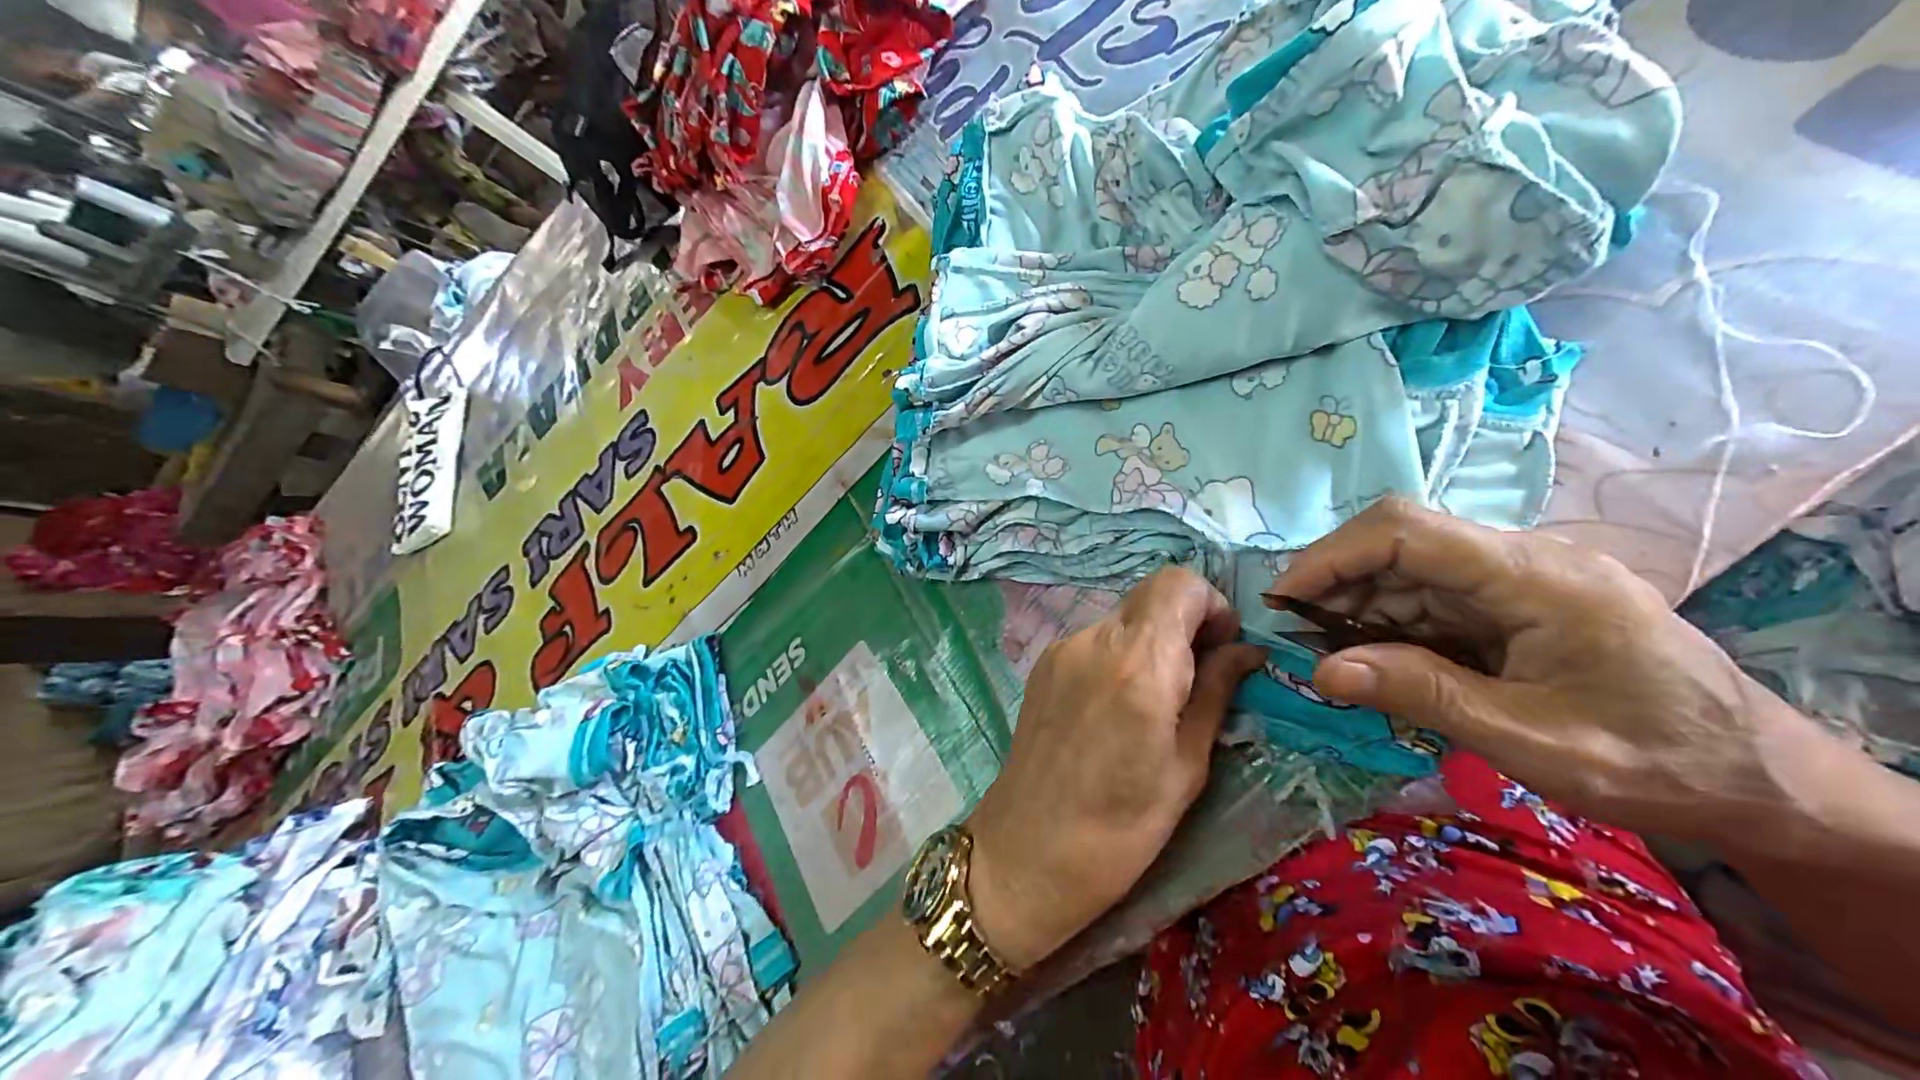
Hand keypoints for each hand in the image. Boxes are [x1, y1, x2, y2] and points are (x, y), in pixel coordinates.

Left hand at [964, 568, 1263, 970]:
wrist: (1026, 853)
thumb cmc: (1121, 828)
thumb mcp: (1187, 766)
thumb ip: (1216, 693)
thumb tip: (1246, 652)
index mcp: (1139, 662)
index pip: (1179, 583)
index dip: (1211, 606)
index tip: (1222, 651)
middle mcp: (1094, 639)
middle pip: (1150, 595)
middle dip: (1185, 623)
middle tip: (1197, 679)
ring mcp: (1061, 649)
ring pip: (1122, 617)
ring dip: (1150, 641)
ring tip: (1154, 703)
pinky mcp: (1042, 665)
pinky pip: (1095, 640)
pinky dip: (1119, 656)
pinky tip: (1116, 709)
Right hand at [1271, 497, 1817, 848]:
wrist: (1766, 784)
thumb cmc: (1658, 764)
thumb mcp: (1532, 742)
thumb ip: (1423, 695)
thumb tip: (1321, 671)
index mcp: (1536, 578)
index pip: (1406, 530)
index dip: (1330, 556)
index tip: (1282, 601)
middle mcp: (1525, 560)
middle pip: (1401, 545)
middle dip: (1338, 587)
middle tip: (1300, 643)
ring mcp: (1523, 579)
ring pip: (1412, 571)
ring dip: (1362, 610)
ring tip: (1333, 660)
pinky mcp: (1520, 603)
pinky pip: (1436, 598)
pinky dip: (1394, 626)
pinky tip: (1380, 662)